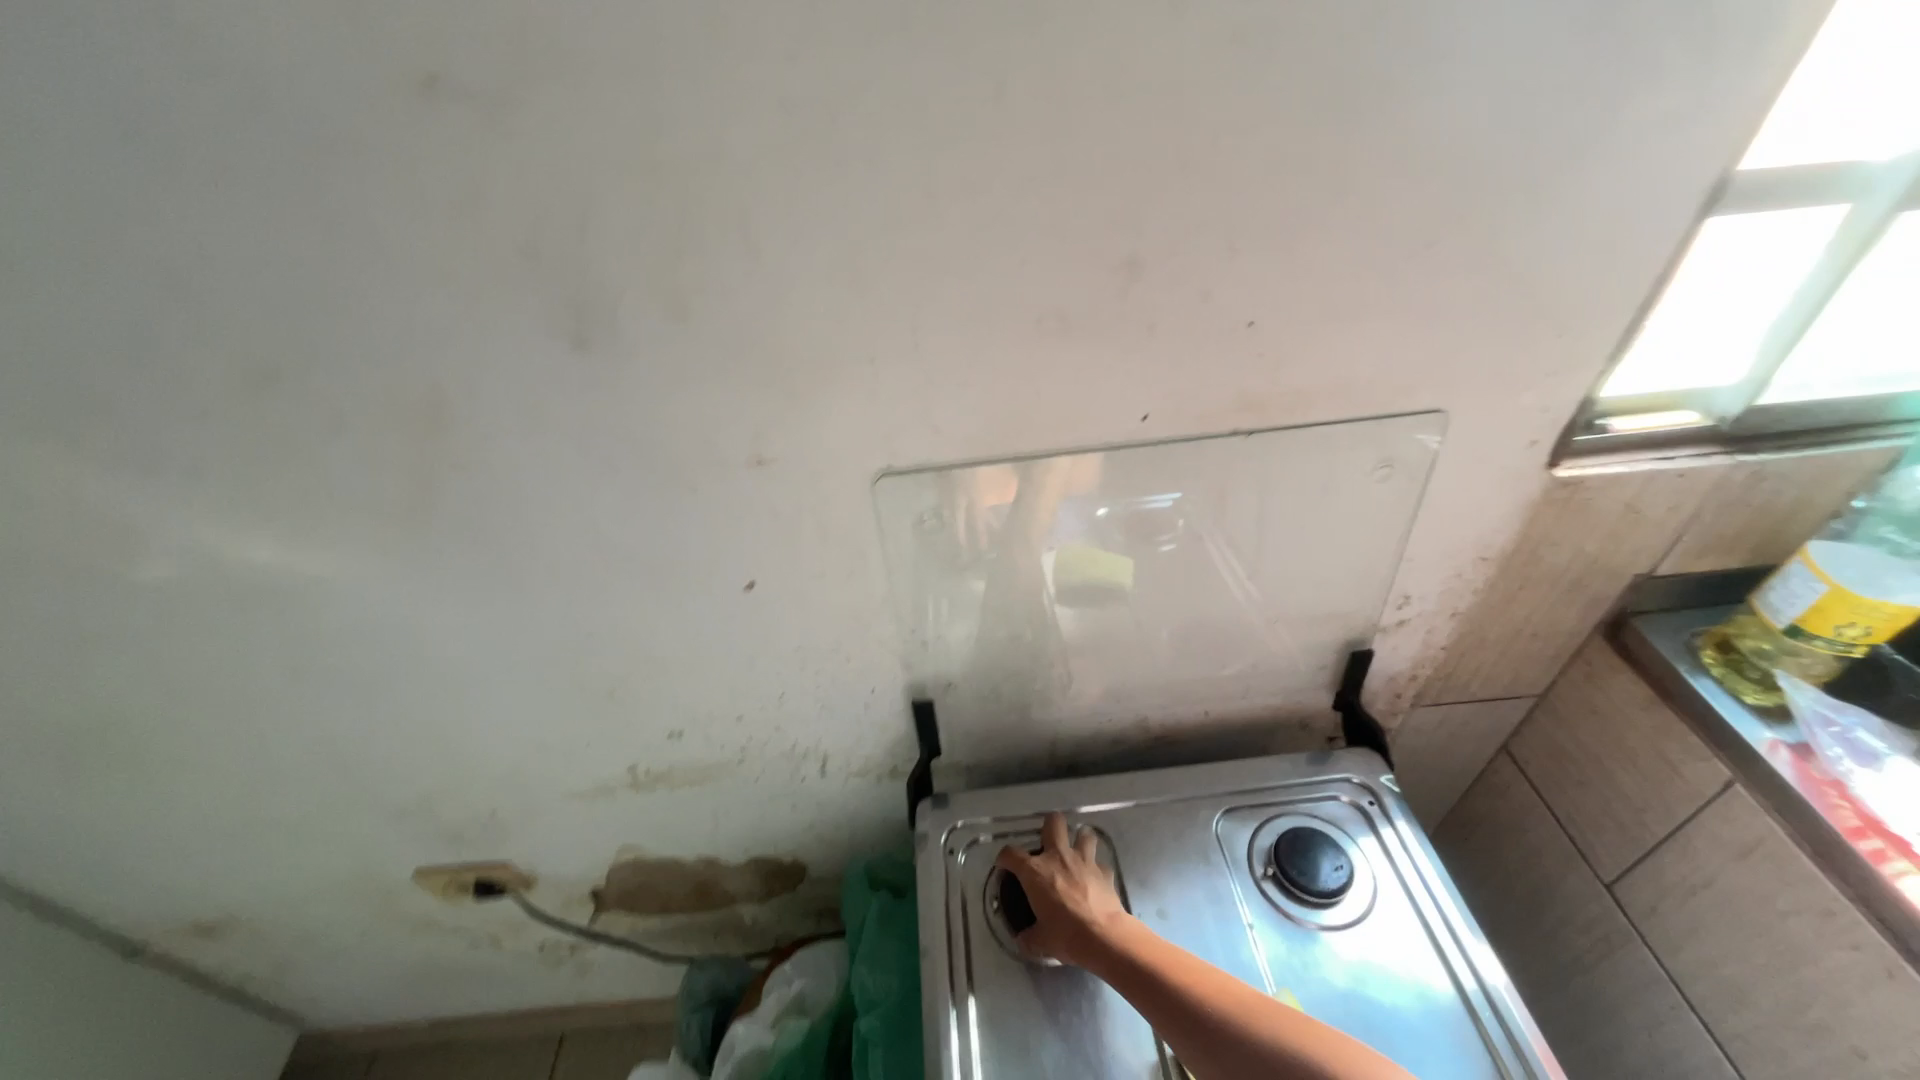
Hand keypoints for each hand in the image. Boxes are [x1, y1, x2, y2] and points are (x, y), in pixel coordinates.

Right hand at [995, 812, 1131, 967]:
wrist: (1103, 937)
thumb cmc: (1065, 935)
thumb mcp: (1039, 941)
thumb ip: (1028, 937)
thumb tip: (1022, 940)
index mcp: (1035, 871)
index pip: (1011, 853)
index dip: (1004, 857)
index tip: (1005, 865)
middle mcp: (1058, 857)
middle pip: (1053, 822)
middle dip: (1050, 825)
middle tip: (1049, 840)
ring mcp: (1084, 861)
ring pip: (1084, 834)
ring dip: (1080, 840)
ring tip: (1077, 852)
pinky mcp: (1105, 871)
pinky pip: (1100, 864)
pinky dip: (1097, 869)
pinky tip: (1095, 879)